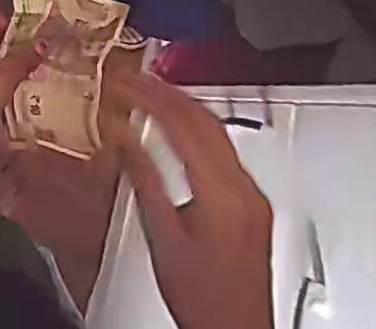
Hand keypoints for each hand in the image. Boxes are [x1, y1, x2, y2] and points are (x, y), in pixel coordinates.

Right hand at [111, 68, 274, 328]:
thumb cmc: (202, 300)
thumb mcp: (162, 238)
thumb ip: (143, 180)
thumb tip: (122, 136)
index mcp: (221, 195)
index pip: (182, 125)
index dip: (150, 96)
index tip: (126, 82)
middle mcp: (243, 187)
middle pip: (204, 119)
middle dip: (166, 91)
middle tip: (134, 76)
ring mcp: (252, 192)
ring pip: (217, 128)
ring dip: (183, 103)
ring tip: (152, 88)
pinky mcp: (252, 199)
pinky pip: (225, 145)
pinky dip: (198, 124)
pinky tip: (180, 120)